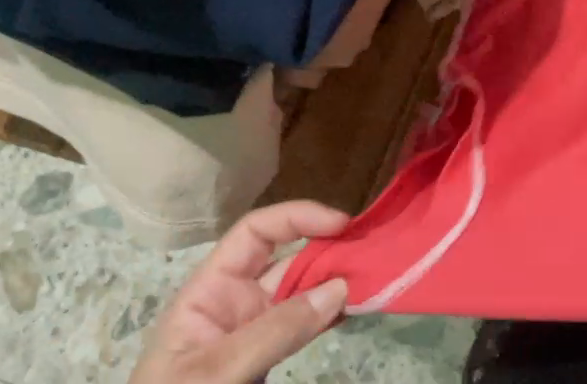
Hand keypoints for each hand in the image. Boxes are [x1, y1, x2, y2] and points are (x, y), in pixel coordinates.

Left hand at [131, 200, 353, 382]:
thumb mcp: (213, 376)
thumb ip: (273, 333)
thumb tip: (339, 287)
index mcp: (208, 292)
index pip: (254, 233)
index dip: (297, 218)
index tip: (341, 224)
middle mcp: (235, 303)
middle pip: (289, 259)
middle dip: (330, 250)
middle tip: (374, 253)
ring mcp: (255, 332)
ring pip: (305, 292)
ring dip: (340, 282)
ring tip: (378, 277)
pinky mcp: (272, 358)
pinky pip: (309, 324)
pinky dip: (337, 312)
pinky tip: (361, 306)